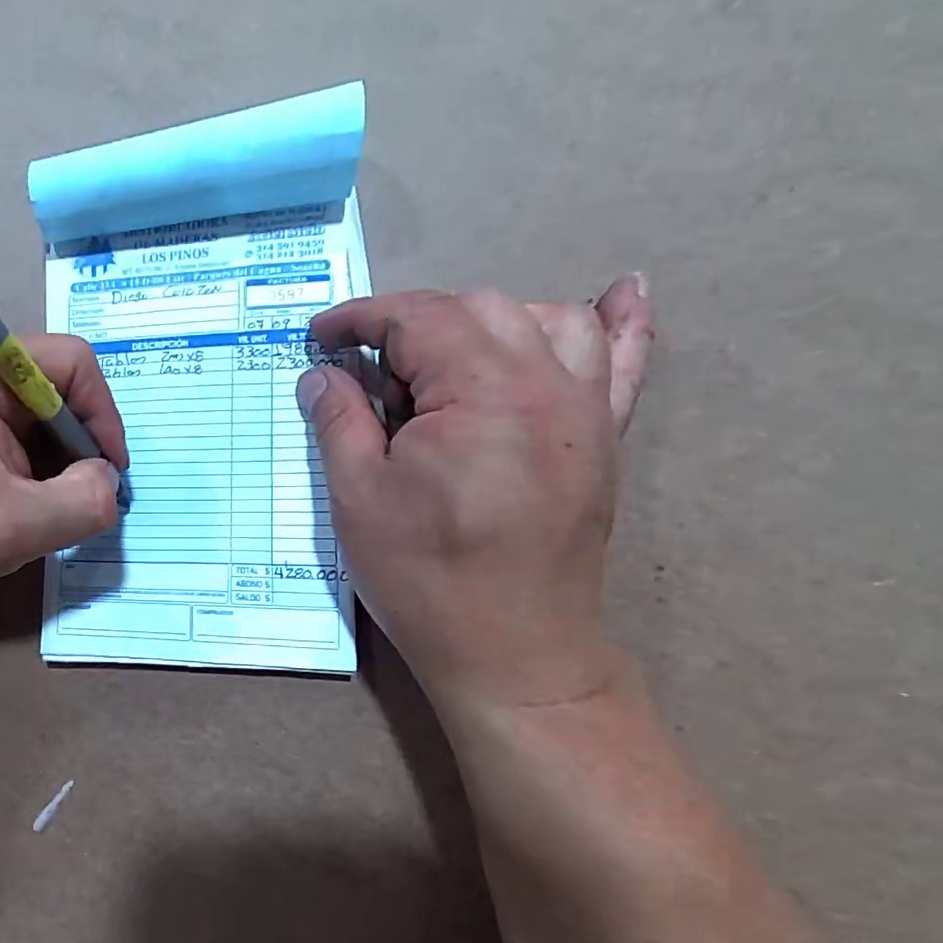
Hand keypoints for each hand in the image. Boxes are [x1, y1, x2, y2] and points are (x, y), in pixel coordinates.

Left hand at [0, 335, 128, 601]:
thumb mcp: (20, 525)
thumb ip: (85, 499)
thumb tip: (108, 479)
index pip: (68, 360)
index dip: (101, 411)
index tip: (108, 469)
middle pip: (54, 385)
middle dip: (79, 441)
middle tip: (85, 493)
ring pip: (38, 413)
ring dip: (58, 458)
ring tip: (53, 504)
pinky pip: (15, 431)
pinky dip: (36, 465)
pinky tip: (28, 501)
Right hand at [301, 276, 653, 710]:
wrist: (511, 650)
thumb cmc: (421, 573)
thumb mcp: (356, 494)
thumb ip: (338, 419)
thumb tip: (321, 374)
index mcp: (481, 396)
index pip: (419, 318)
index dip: (360, 318)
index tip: (318, 335)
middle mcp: (546, 386)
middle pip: (478, 309)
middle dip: (407, 320)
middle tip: (360, 362)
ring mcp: (585, 410)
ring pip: (544, 320)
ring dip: (480, 320)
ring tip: (434, 355)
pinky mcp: (602, 439)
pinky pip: (624, 361)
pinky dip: (619, 320)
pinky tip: (619, 292)